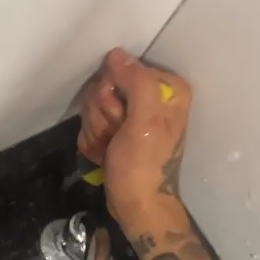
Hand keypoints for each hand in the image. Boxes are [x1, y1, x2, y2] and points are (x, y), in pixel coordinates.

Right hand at [76, 48, 192, 231]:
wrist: (137, 206)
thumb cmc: (144, 167)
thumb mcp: (144, 123)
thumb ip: (136, 84)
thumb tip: (116, 54)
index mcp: (168, 88)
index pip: (121, 69)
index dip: (112, 94)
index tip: (121, 119)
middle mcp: (152, 95)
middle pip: (104, 87)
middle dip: (102, 115)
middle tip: (116, 137)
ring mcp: (133, 112)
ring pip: (93, 105)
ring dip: (97, 130)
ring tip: (112, 148)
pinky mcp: (118, 127)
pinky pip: (91, 122)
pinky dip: (94, 140)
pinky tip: (106, 154)